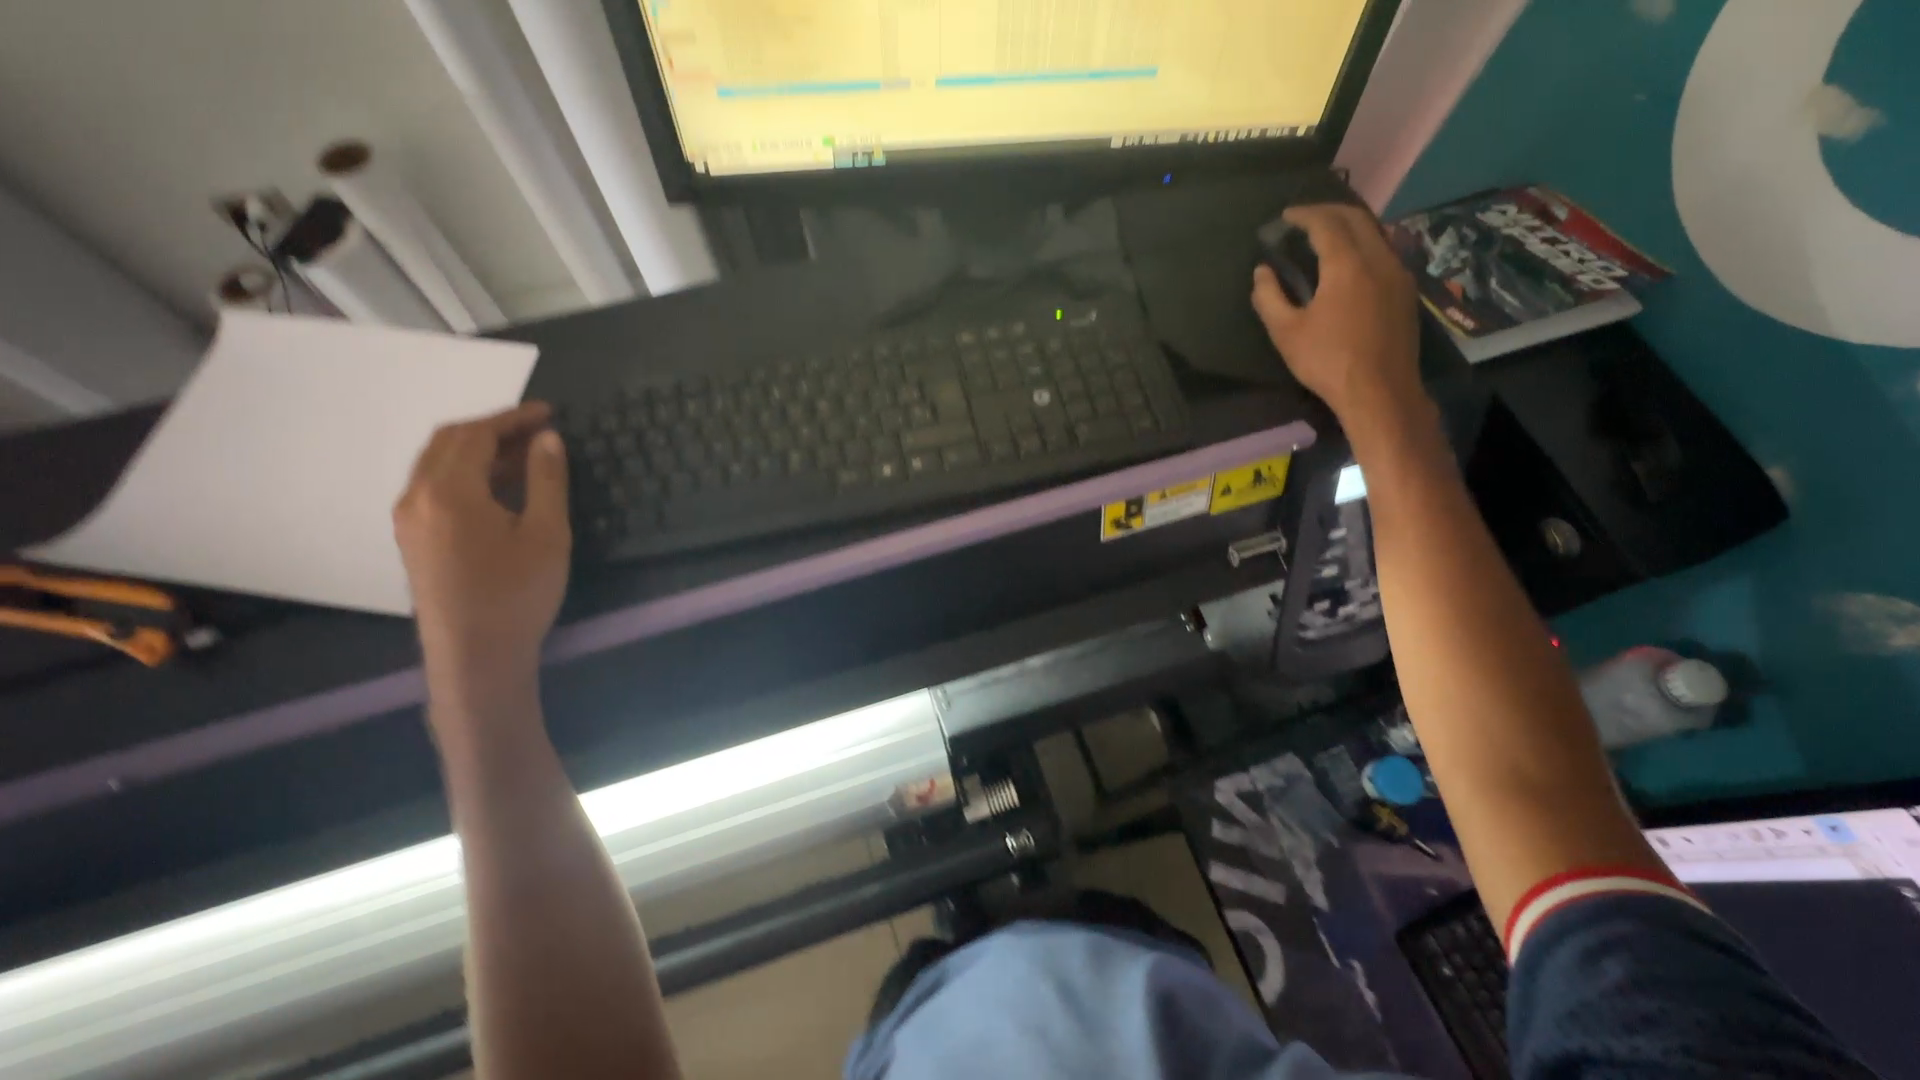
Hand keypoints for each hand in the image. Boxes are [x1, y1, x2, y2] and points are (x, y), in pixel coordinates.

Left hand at [394, 402, 570, 720]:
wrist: (475, 658)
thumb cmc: (517, 595)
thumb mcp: (547, 534)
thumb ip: (546, 480)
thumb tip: (546, 439)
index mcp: (448, 491)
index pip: (477, 434)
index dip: (514, 418)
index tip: (550, 413)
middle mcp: (417, 497)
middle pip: (449, 442)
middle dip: (493, 429)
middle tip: (537, 431)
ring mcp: (409, 520)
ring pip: (437, 464)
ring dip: (477, 451)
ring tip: (522, 457)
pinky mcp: (412, 540)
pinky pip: (433, 488)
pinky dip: (464, 474)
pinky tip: (496, 490)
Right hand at [1251, 204, 1425, 435]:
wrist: (1380, 392)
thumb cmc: (1328, 362)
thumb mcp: (1286, 333)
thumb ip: (1269, 297)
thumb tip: (1262, 272)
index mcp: (1347, 264)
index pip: (1326, 223)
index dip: (1304, 215)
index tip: (1285, 217)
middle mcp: (1379, 259)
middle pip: (1357, 218)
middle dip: (1329, 212)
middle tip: (1304, 219)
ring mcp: (1398, 274)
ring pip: (1376, 232)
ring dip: (1350, 226)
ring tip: (1327, 235)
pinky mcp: (1406, 291)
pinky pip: (1385, 251)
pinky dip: (1364, 244)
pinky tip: (1351, 261)